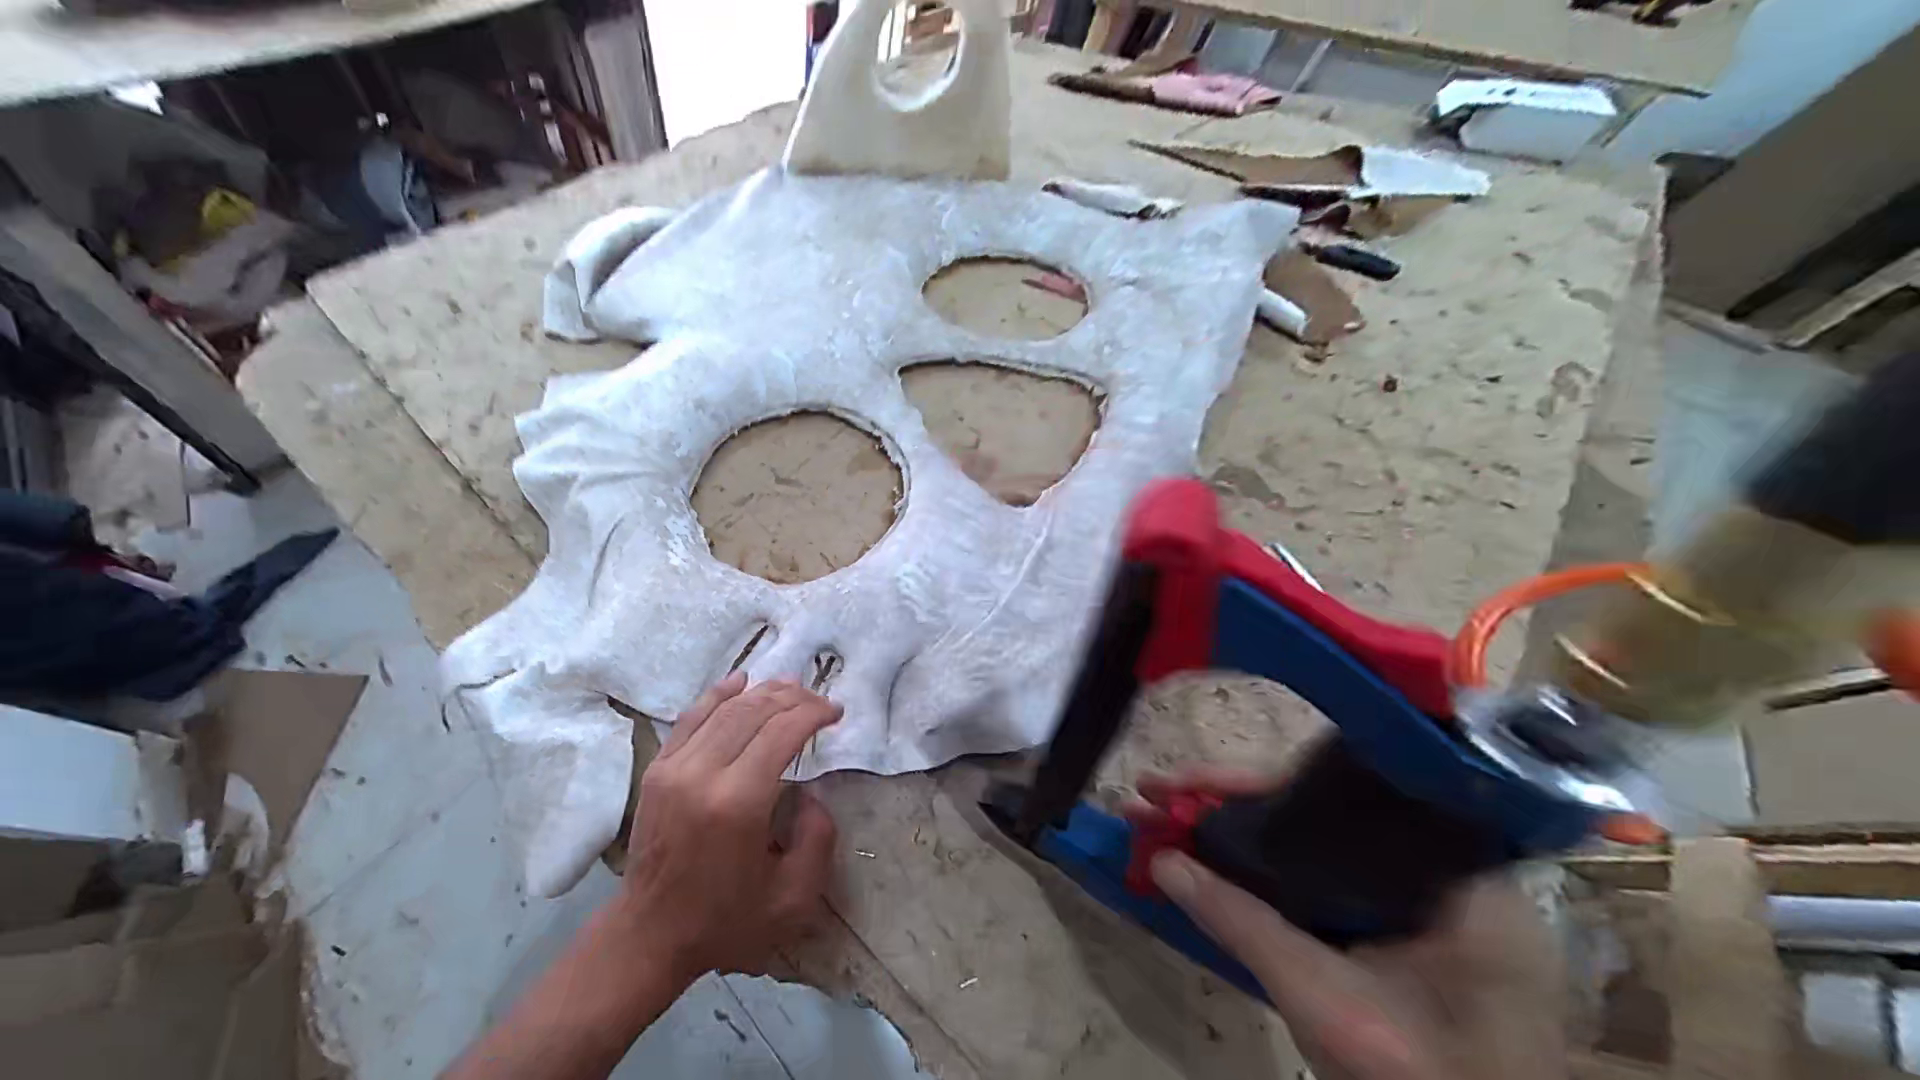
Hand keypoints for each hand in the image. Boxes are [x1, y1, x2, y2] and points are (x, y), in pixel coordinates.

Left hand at [616, 672, 842, 984]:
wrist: (649, 935)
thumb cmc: (726, 920)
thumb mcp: (793, 898)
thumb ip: (819, 839)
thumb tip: (814, 794)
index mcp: (738, 804)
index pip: (782, 732)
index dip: (814, 713)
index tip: (835, 712)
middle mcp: (703, 775)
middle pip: (754, 712)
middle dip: (794, 698)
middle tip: (820, 701)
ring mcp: (673, 769)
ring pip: (724, 709)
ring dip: (763, 692)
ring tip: (791, 687)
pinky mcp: (657, 771)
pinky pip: (691, 718)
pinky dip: (718, 695)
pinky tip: (740, 681)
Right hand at [1129, 767, 1565, 1079]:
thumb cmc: (1419, 1079)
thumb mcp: (1326, 1003)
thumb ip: (1243, 925)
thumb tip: (1161, 860)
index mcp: (1444, 869)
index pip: (1328, 795)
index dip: (1244, 784)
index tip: (1179, 782)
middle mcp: (1432, 865)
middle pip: (1310, 809)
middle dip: (1222, 802)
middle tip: (1151, 794)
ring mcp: (1412, 893)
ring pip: (1306, 839)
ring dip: (1232, 829)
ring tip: (1160, 816)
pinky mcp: (1391, 920)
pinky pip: (1314, 872)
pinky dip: (1257, 865)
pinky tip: (1207, 856)